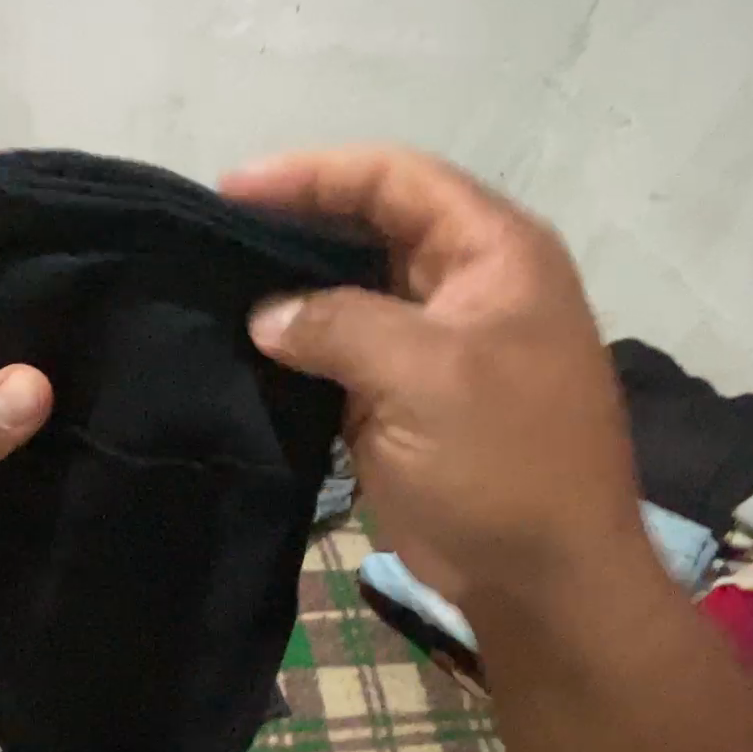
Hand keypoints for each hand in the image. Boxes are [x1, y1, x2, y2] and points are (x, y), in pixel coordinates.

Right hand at [222, 147, 654, 611]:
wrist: (537, 577)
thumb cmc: (501, 464)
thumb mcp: (425, 375)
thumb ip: (339, 325)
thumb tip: (265, 316)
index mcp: (492, 254)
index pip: (395, 180)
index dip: (314, 174)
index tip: (232, 190)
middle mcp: (461, 287)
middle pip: (368, 230)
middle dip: (294, 228)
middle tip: (215, 238)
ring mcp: (428, 346)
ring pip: (348, 294)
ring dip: (290, 291)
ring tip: (217, 287)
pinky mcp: (399, 398)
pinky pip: (339, 355)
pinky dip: (296, 351)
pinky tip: (246, 349)